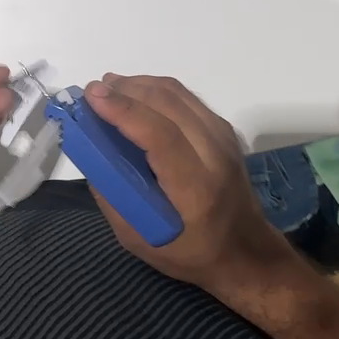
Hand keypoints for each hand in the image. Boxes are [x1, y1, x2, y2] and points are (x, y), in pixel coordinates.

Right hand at [83, 74, 299, 300]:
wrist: (247, 253)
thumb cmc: (190, 252)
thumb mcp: (139, 239)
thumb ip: (112, 197)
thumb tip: (91, 152)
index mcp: (195, 188)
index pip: (161, 135)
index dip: (124, 110)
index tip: (92, 95)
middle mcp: (215, 155)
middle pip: (168, 105)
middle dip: (125, 89)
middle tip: (92, 90)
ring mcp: (224, 139)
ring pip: (178, 94)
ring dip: (139, 84)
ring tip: (108, 87)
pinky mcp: (225, 130)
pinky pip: (186, 98)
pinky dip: (156, 90)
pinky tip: (136, 95)